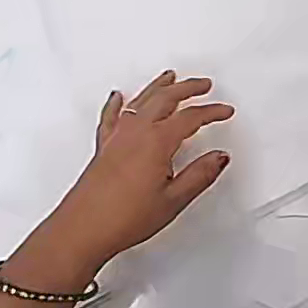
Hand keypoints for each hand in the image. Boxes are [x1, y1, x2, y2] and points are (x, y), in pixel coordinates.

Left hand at [17, 71, 234, 276]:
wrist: (82, 230)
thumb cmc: (123, 218)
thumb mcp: (174, 199)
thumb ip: (200, 175)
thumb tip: (219, 157)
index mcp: (157, 141)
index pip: (191, 118)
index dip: (212, 112)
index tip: (224, 111)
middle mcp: (136, 133)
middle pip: (166, 98)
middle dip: (188, 88)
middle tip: (203, 85)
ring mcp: (117, 137)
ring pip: (141, 100)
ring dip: (159, 86)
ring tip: (170, 77)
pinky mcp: (103, 147)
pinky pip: (112, 116)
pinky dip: (117, 103)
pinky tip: (118, 97)